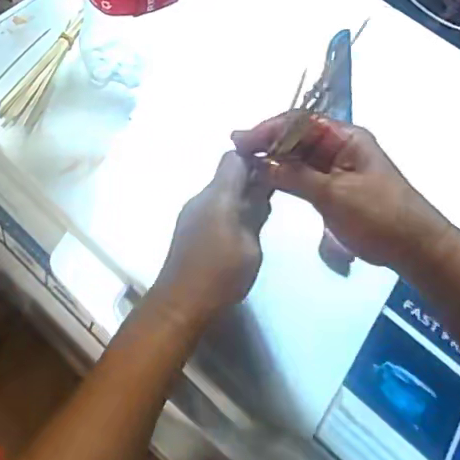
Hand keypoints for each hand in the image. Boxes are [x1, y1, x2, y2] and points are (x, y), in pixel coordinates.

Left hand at [152, 152, 270, 321]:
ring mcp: (192, 212)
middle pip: (227, 173)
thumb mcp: (250, 244)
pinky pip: (213, 207)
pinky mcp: (190, 227)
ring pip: (221, 191)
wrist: (181, 301)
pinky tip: (245, 228)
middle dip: (252, 178)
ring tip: (264, 213)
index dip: (256, 158)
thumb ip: (256, 213)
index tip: (278, 166)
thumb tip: (262, 189)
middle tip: (278, 191)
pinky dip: (230, 209)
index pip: (234, 159)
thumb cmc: (220, 274)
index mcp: (217, 196)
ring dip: (241, 195)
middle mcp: (200, 198)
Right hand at [232, 114, 457, 271]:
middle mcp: (339, 146)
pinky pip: (301, 173)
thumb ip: (294, 176)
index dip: (268, 129)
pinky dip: (281, 174)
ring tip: (243, 165)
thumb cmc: (380, 216)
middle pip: (295, 135)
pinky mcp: (332, 187)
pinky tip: (263, 179)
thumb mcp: (334, 194)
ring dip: (271, 158)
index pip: (299, 122)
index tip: (241, 141)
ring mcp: (335, 166)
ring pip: (296, 154)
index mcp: (346, 138)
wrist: (415, 249)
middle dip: (266, 141)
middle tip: (236, 153)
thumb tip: (258, 163)